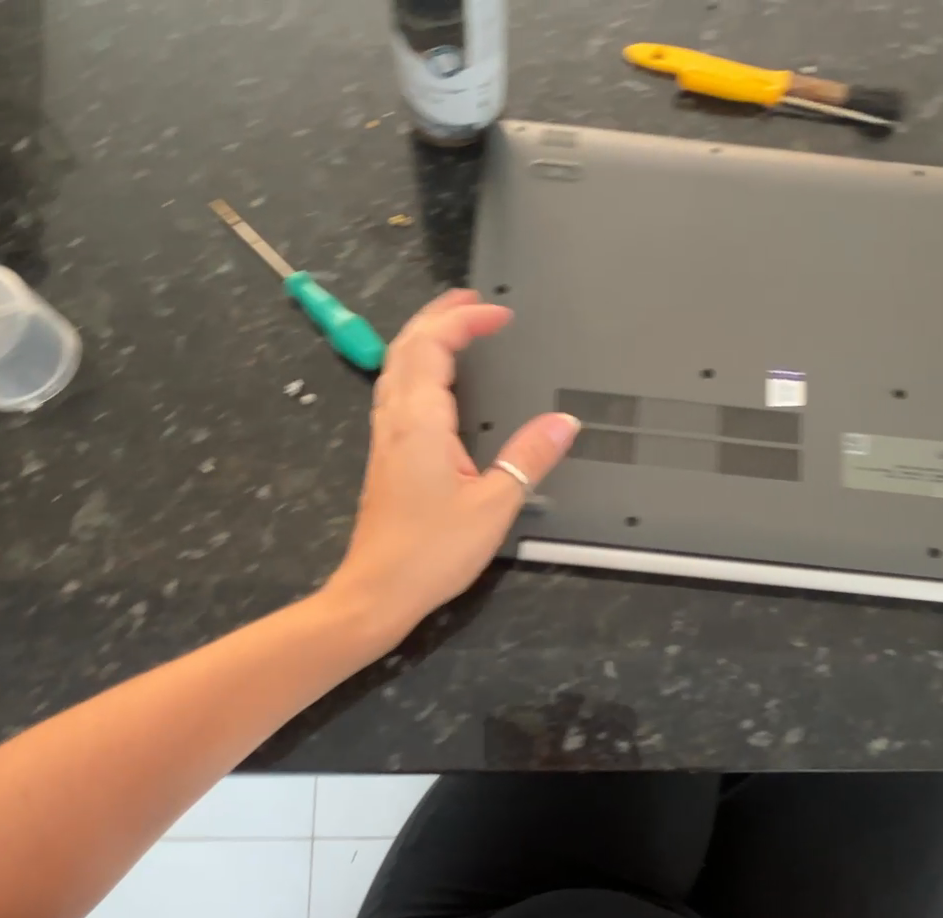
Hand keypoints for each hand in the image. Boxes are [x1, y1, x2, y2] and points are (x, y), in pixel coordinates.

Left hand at [323, 290, 580, 641]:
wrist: (377, 591)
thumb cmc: (432, 552)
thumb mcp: (494, 505)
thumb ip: (529, 458)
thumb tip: (565, 421)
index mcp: (420, 423)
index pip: (434, 347)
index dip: (464, 321)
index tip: (500, 316)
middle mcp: (396, 422)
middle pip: (406, 347)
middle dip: (437, 316)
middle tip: (471, 301)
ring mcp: (385, 439)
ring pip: (395, 369)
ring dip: (422, 338)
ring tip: (453, 326)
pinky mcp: (385, 458)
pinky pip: (395, 393)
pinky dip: (416, 368)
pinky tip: (433, 382)